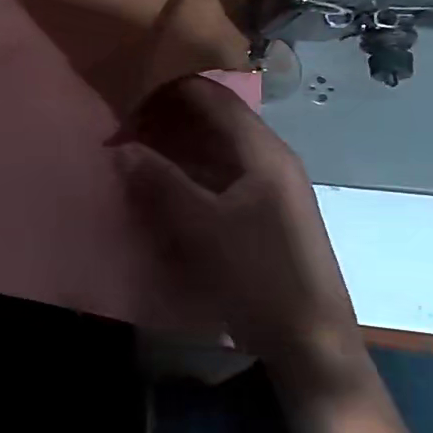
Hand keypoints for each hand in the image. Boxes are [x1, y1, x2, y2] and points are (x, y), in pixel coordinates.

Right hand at [115, 77, 366, 381]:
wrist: (311, 340)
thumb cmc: (260, 277)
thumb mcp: (204, 229)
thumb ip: (161, 182)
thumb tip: (121, 147)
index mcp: (263, 151)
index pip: (211, 96)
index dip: (166, 91)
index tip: (124, 100)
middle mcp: (271, 160)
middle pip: (215, 122)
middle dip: (167, 122)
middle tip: (121, 133)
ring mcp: (272, 188)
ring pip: (217, 152)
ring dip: (177, 151)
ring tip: (134, 158)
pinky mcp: (267, 216)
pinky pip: (224, 180)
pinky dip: (192, 178)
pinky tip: (165, 191)